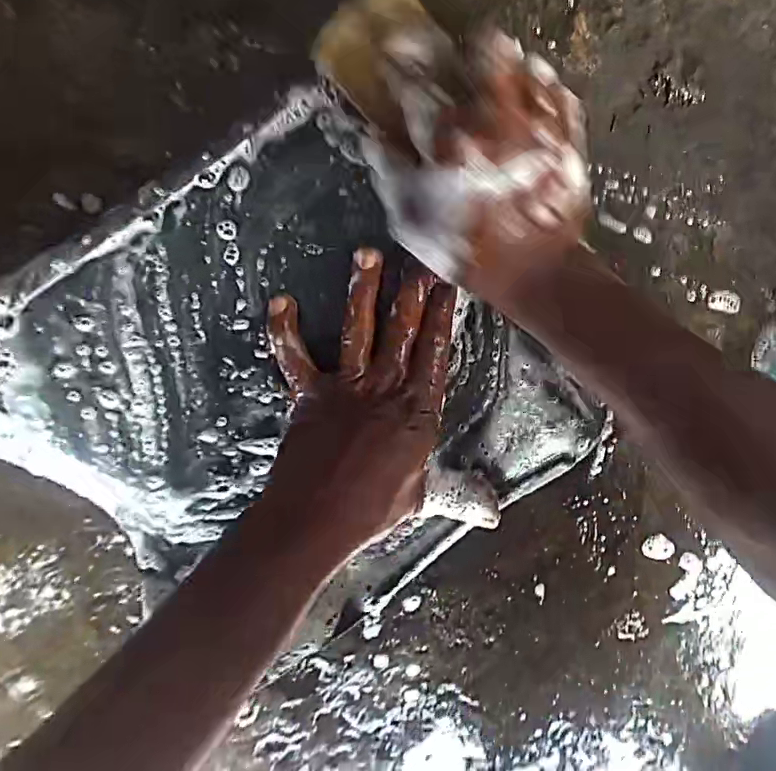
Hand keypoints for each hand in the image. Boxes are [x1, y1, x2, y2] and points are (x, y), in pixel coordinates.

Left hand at [262, 247, 494, 550]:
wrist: (314, 521)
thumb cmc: (373, 510)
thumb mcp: (424, 497)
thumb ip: (459, 494)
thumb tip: (493, 512)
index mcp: (420, 407)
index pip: (437, 349)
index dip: (443, 313)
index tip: (449, 283)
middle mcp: (387, 386)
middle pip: (403, 328)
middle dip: (413, 289)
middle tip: (419, 256)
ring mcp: (348, 386)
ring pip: (359, 328)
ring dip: (362, 290)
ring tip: (366, 254)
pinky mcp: (310, 394)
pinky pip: (295, 357)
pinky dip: (285, 330)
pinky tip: (281, 302)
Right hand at [368, 28, 590, 312]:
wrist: (536, 271)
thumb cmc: (469, 248)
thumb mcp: (413, 221)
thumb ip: (391, 174)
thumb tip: (372, 138)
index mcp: (449, 143)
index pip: (417, 90)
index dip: (401, 64)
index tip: (394, 47)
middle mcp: (493, 128)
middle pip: (480, 69)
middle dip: (469, 47)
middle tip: (466, 35)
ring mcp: (536, 133)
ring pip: (526, 80)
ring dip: (515, 61)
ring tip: (507, 46)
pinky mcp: (568, 146)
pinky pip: (564, 106)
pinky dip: (555, 89)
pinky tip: (548, 79)